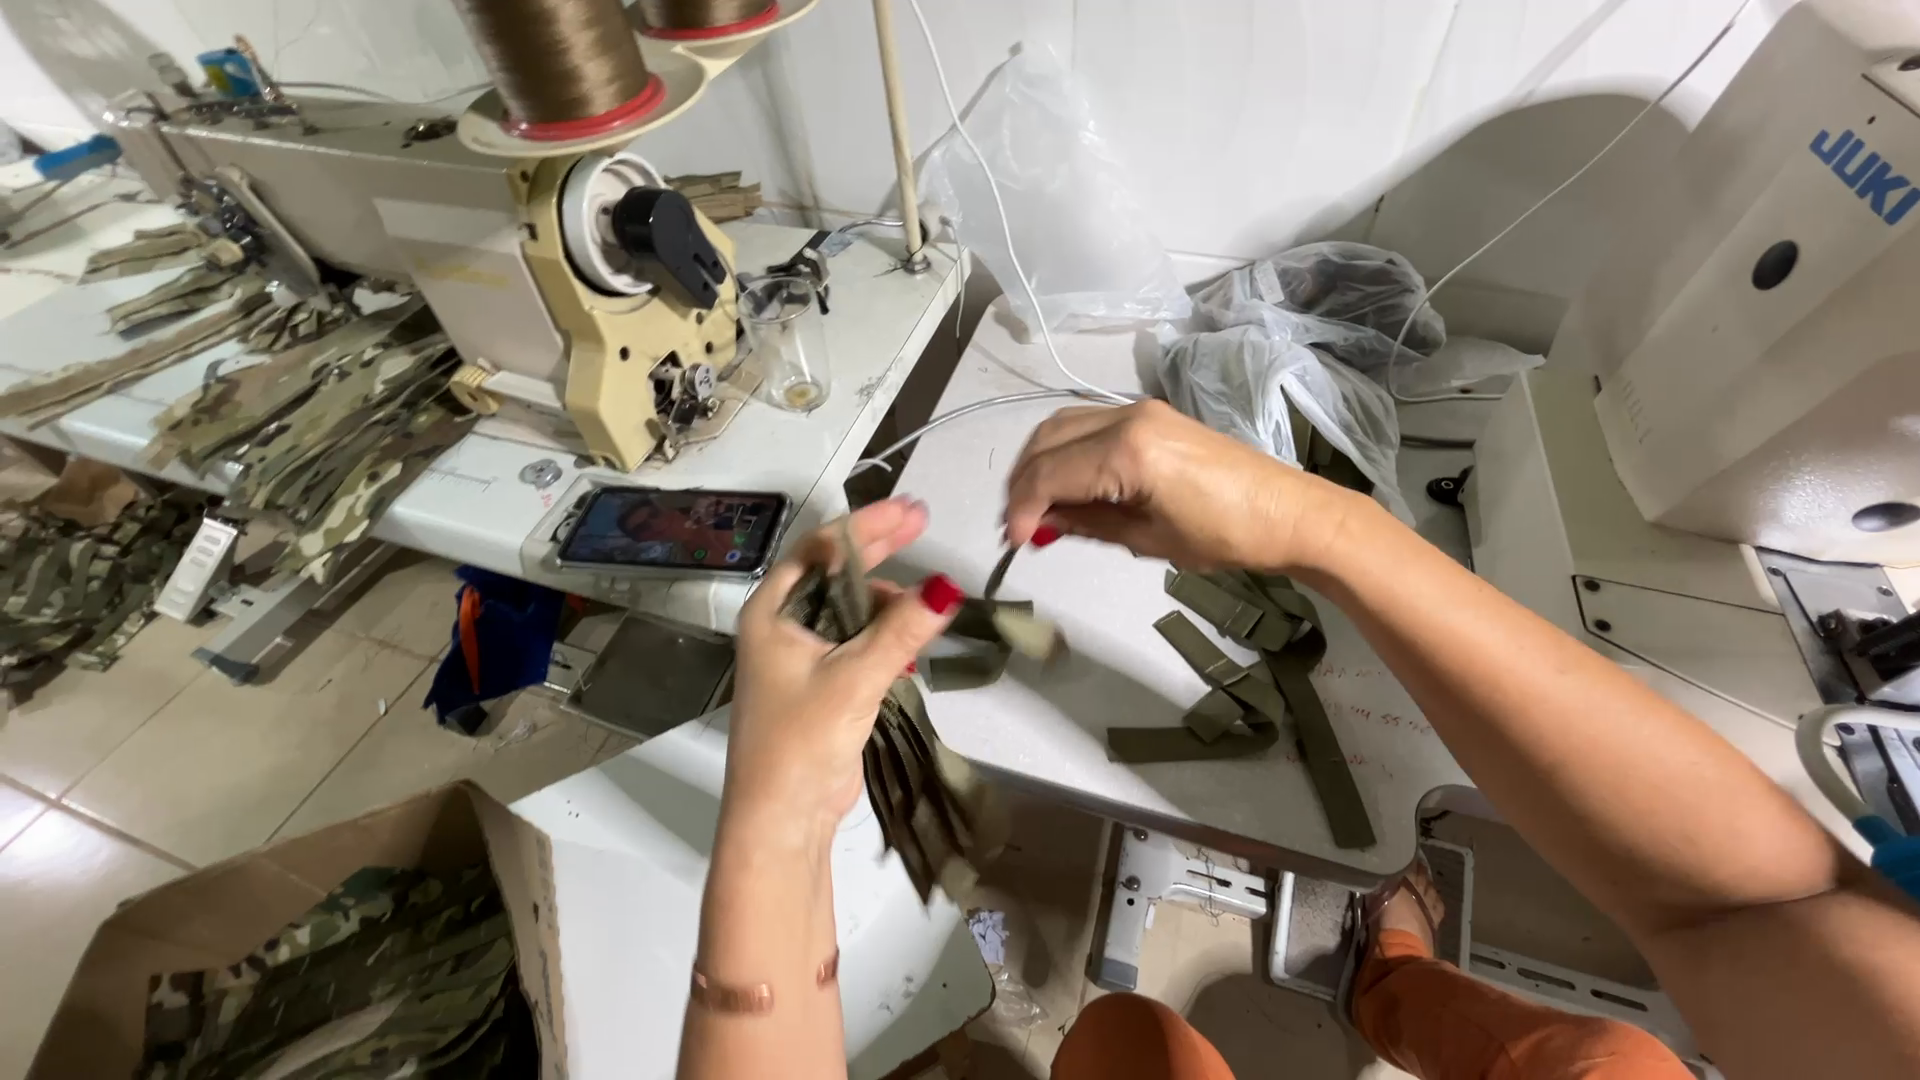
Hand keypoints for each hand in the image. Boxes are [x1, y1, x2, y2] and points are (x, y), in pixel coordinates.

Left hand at [725, 498, 962, 843]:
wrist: (782, 818)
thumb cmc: (800, 742)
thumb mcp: (854, 679)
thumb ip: (901, 631)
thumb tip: (947, 588)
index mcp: (773, 611)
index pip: (822, 549)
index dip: (867, 526)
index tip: (910, 511)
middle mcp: (783, 623)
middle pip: (836, 570)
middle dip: (880, 550)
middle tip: (921, 523)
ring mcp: (803, 651)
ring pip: (851, 606)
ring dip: (887, 601)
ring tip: (923, 606)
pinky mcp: (823, 678)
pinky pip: (859, 638)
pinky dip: (886, 633)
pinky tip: (910, 640)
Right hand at [1003, 400, 1362, 573]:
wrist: (1288, 511)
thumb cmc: (1225, 536)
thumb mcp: (1146, 540)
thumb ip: (1085, 524)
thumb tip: (1041, 523)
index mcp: (1128, 451)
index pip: (1049, 473)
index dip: (1022, 508)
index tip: (1012, 541)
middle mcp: (1127, 417)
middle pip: (1046, 441)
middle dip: (1022, 483)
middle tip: (1018, 525)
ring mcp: (1138, 409)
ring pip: (1061, 426)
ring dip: (1039, 463)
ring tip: (1037, 507)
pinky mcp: (1149, 414)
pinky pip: (1086, 425)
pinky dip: (1065, 452)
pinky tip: (1066, 484)